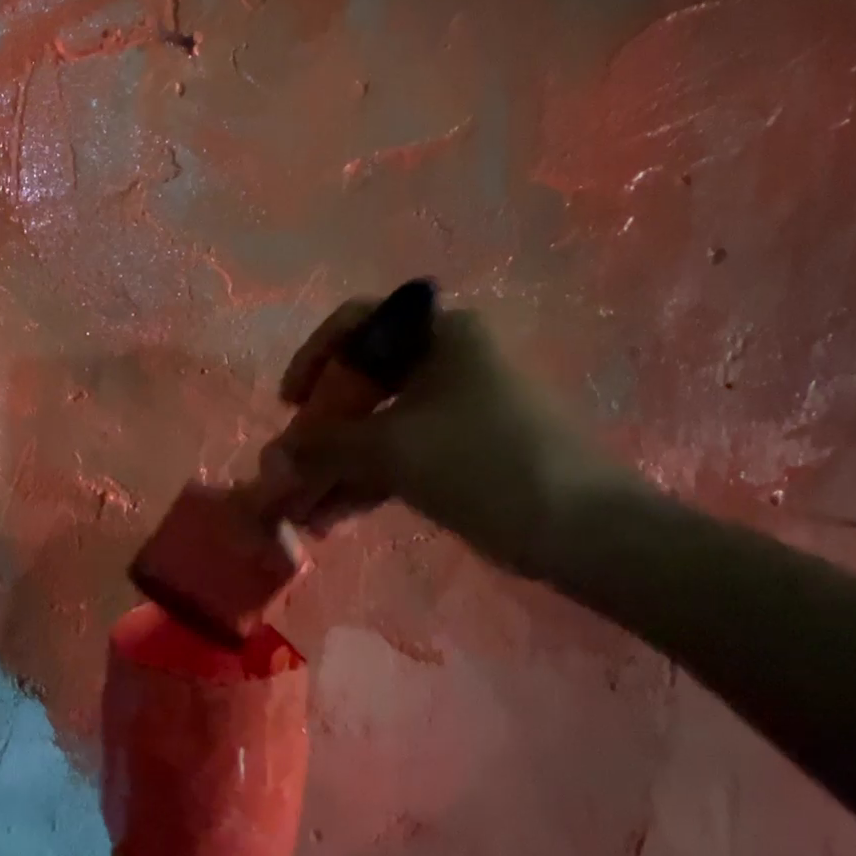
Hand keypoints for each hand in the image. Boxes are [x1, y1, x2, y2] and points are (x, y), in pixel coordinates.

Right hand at [261, 297, 627, 576]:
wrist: (584, 531)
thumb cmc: (481, 462)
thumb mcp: (389, 448)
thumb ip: (321, 447)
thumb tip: (271, 459)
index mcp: (438, 335)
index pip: (355, 324)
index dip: (311, 358)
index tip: (290, 404)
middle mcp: (444, 362)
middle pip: (359, 383)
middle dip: (316, 433)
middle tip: (289, 469)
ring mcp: (453, 411)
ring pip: (374, 429)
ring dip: (333, 468)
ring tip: (301, 511)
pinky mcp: (461, 454)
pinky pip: (396, 458)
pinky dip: (362, 484)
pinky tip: (329, 520)